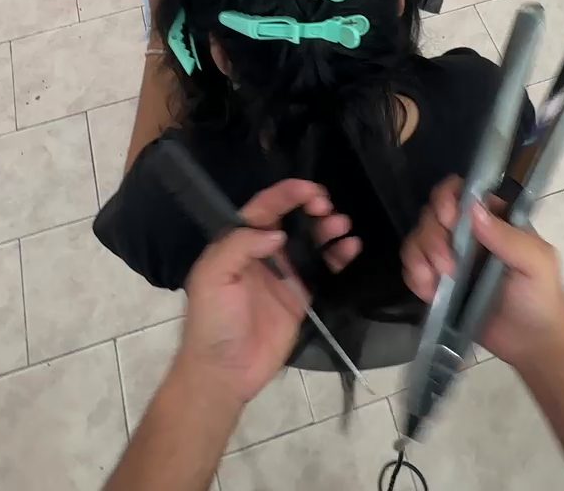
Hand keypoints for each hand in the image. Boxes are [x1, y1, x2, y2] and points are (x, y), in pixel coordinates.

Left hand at [176, 179, 354, 401]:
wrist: (224, 373)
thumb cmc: (212, 321)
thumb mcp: (212, 277)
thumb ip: (240, 246)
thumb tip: (279, 232)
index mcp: (238, 242)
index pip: (264, 208)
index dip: (286, 194)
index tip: (310, 189)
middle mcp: (263, 251)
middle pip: (291, 218)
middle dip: (310, 206)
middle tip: (327, 206)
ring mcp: (284, 273)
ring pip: (310, 240)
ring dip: (328, 227)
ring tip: (343, 224)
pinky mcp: (301, 295)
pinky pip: (323, 268)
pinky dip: (339, 255)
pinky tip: (351, 247)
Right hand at [401, 177, 563, 371]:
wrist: (532, 346)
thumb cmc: (541, 298)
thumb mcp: (536, 263)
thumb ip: (508, 237)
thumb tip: (472, 209)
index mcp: (491, 218)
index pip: (459, 192)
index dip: (446, 199)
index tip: (448, 220)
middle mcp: (466, 233)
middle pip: (431, 214)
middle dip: (433, 237)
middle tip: (448, 266)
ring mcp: (448, 257)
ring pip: (417, 238)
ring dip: (421, 256)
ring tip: (437, 281)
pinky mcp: (436, 282)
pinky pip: (412, 267)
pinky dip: (414, 275)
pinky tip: (429, 291)